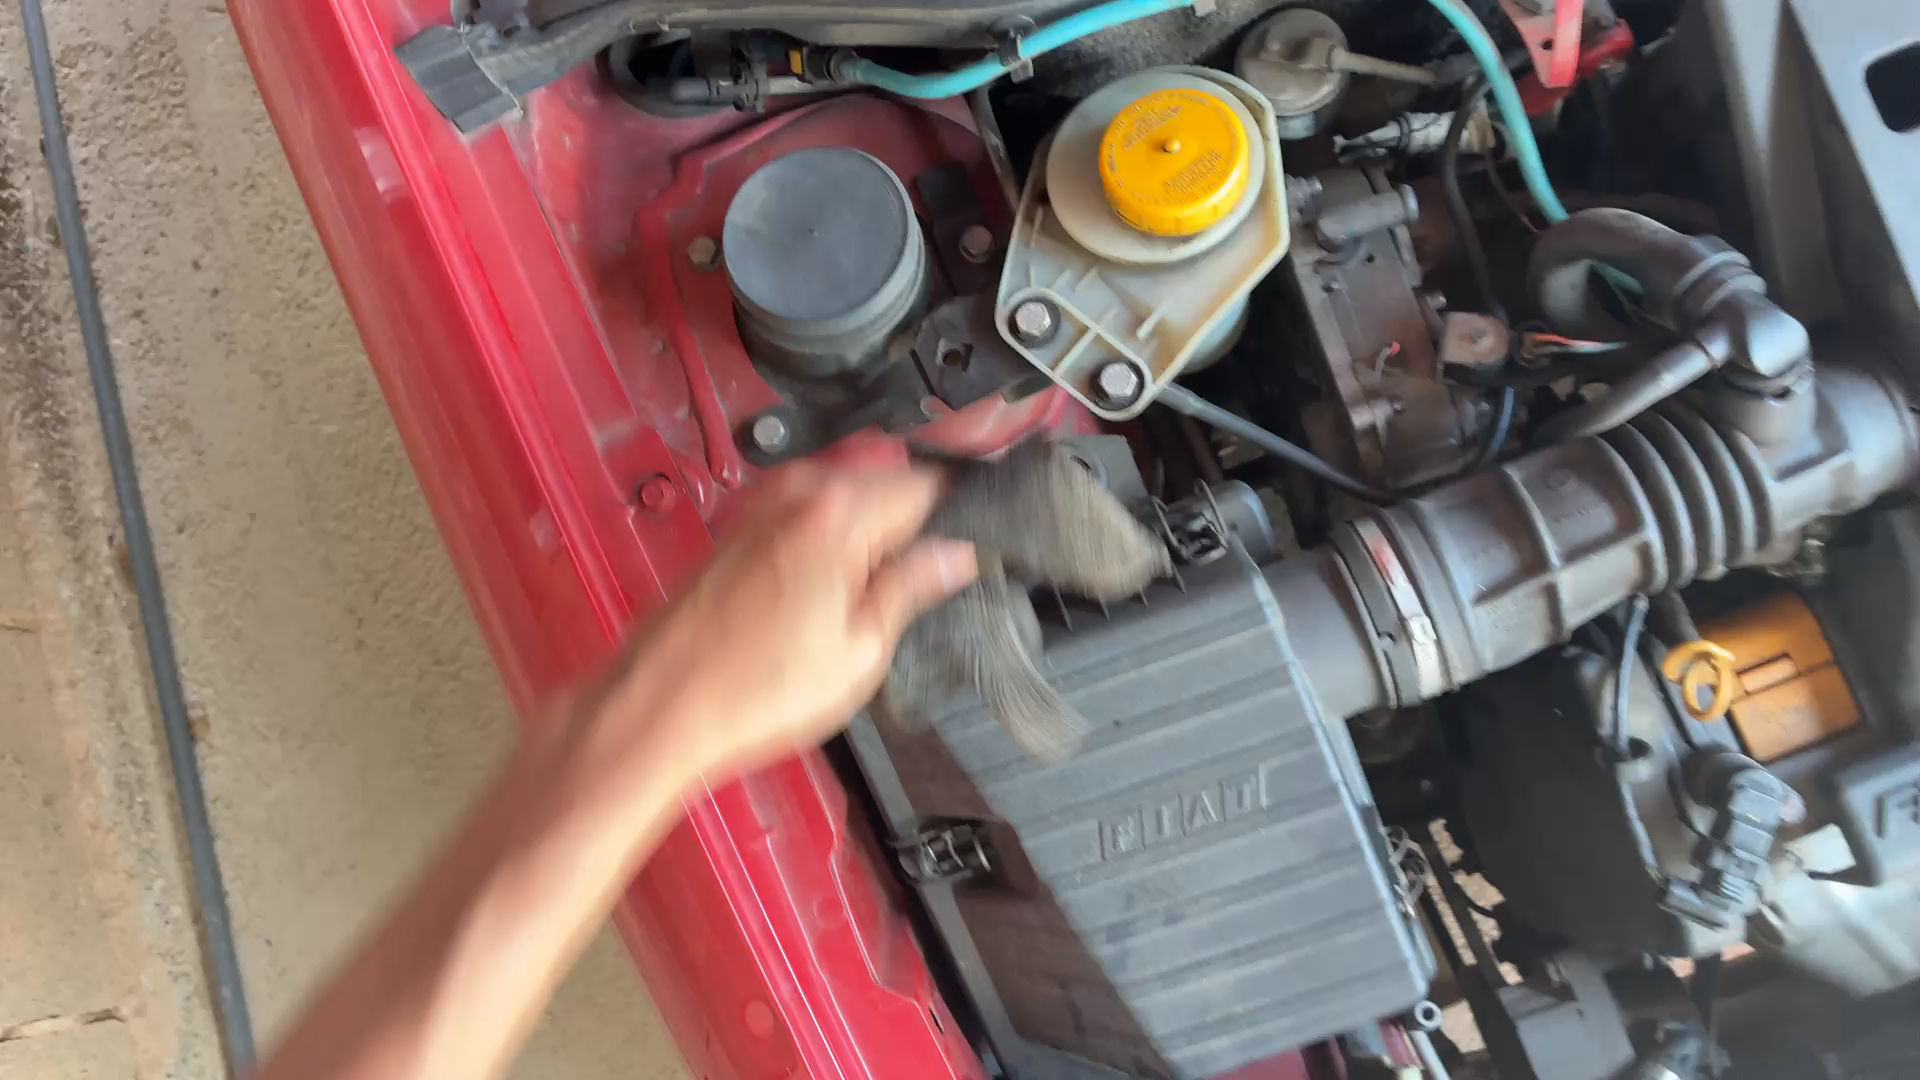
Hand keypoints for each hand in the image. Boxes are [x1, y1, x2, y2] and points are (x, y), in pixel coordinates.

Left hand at [575, 462, 977, 783]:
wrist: (658, 707)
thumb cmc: (754, 690)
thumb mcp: (860, 648)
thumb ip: (912, 585)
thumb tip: (956, 554)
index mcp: (842, 513)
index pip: (931, 482)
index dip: (964, 505)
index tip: (981, 530)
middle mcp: (803, 490)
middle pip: (892, 476)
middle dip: (925, 509)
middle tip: (945, 558)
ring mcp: (769, 501)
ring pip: (855, 489)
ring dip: (884, 518)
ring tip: (900, 572)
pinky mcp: (747, 521)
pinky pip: (817, 504)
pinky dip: (844, 525)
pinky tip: (849, 572)